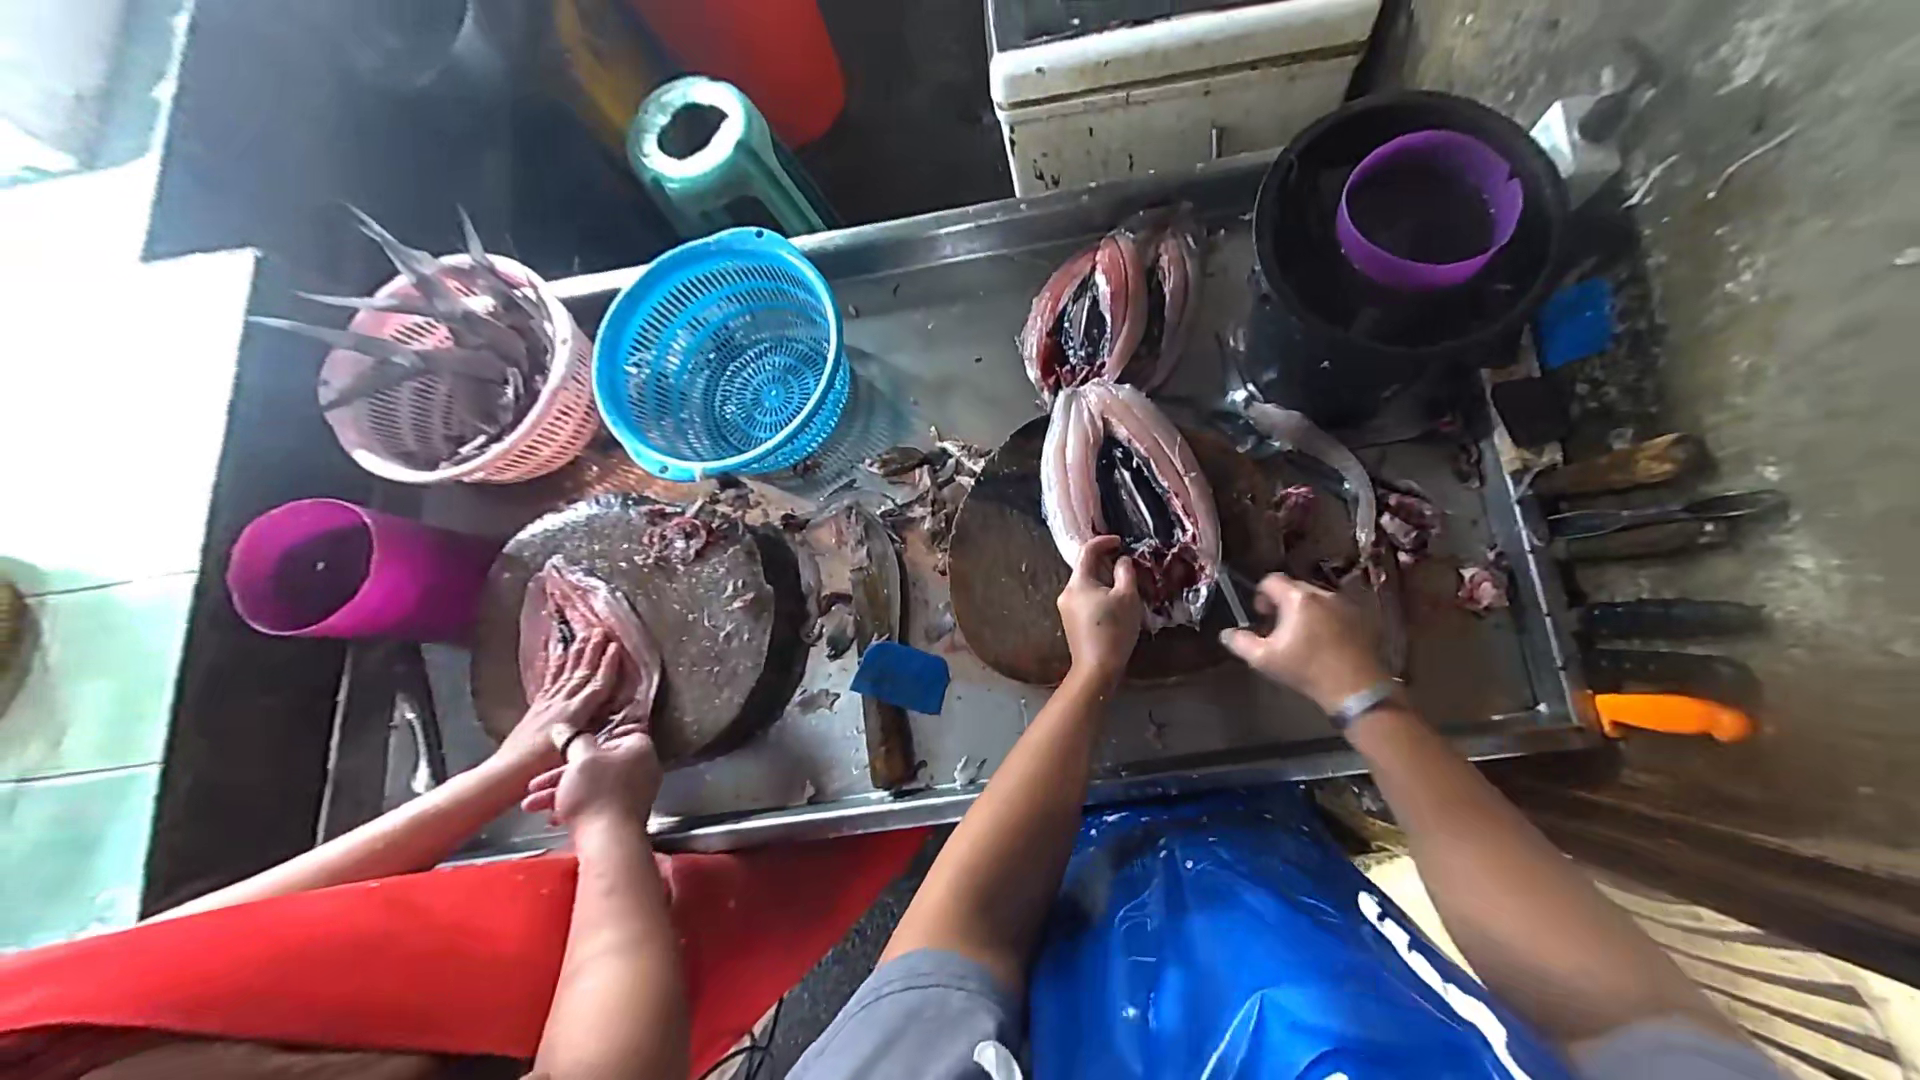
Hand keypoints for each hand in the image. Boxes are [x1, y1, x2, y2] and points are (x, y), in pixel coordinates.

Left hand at [499, 629, 621, 771]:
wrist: (506, 773)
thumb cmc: (544, 768)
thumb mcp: (575, 749)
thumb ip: (593, 728)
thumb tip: (609, 716)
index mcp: (576, 713)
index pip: (598, 684)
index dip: (608, 665)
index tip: (616, 647)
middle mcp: (563, 703)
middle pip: (582, 672)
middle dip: (593, 651)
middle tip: (601, 630)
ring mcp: (549, 703)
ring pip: (566, 672)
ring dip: (576, 653)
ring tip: (582, 636)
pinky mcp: (537, 707)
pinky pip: (548, 681)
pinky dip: (554, 666)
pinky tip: (557, 655)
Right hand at [521, 723, 663, 828]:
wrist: (607, 840)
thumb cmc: (596, 792)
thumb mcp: (580, 760)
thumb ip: (573, 741)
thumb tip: (564, 727)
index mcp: (640, 748)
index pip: (613, 736)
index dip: (586, 744)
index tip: (563, 753)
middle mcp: (643, 767)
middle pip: (598, 764)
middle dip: (561, 775)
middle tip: (534, 785)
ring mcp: (635, 792)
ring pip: (593, 786)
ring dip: (561, 793)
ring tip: (531, 805)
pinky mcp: (623, 814)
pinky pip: (597, 804)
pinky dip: (575, 808)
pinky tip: (552, 819)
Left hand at [1057, 535, 1142, 686]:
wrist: (1096, 668)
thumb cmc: (1114, 630)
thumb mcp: (1127, 597)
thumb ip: (1125, 572)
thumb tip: (1122, 560)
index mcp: (1078, 582)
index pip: (1087, 550)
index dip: (1104, 541)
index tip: (1121, 541)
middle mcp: (1067, 591)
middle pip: (1086, 568)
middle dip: (1107, 563)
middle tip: (1128, 566)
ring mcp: (1066, 607)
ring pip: (1087, 584)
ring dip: (1105, 580)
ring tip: (1125, 587)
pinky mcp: (1070, 621)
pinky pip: (1085, 598)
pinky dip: (1099, 594)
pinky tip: (1114, 605)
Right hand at [1220, 574, 1389, 712]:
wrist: (1357, 690)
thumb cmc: (1307, 670)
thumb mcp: (1264, 659)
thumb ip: (1240, 642)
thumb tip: (1227, 633)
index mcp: (1298, 599)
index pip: (1272, 580)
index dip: (1261, 595)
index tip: (1261, 615)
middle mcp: (1324, 594)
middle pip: (1295, 588)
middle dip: (1282, 603)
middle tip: (1278, 627)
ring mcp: (1347, 605)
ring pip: (1317, 599)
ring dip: (1305, 611)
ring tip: (1302, 636)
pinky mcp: (1363, 619)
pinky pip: (1336, 610)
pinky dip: (1326, 619)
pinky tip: (1324, 642)